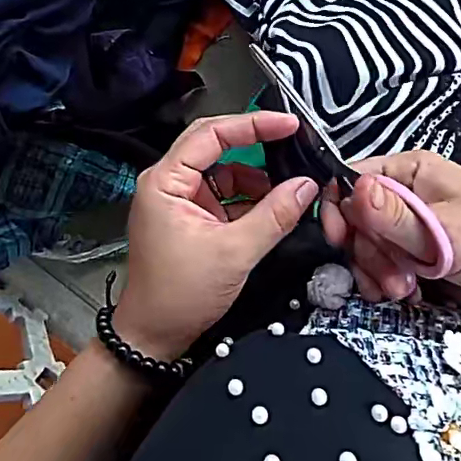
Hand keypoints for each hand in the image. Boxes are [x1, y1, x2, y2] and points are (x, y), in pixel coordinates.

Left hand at [114, 112, 319, 357]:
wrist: (155, 336)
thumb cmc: (176, 297)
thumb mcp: (234, 253)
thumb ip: (274, 216)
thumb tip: (305, 186)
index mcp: (165, 182)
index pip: (211, 134)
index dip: (253, 124)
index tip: (287, 125)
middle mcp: (168, 184)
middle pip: (216, 145)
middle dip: (256, 143)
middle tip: (292, 140)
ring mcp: (180, 200)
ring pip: (225, 171)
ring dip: (257, 177)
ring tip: (288, 187)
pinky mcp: (192, 217)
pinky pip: (226, 194)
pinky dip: (251, 199)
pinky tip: (273, 208)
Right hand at [319, 150, 460, 316]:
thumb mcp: (448, 232)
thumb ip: (396, 217)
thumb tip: (352, 190)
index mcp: (413, 170)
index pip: (353, 179)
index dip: (340, 210)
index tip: (341, 242)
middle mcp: (407, 194)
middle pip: (356, 219)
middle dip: (368, 253)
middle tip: (394, 279)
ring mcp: (411, 226)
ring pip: (366, 247)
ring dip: (377, 272)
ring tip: (404, 290)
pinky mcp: (416, 255)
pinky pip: (382, 267)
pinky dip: (387, 283)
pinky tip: (410, 294)